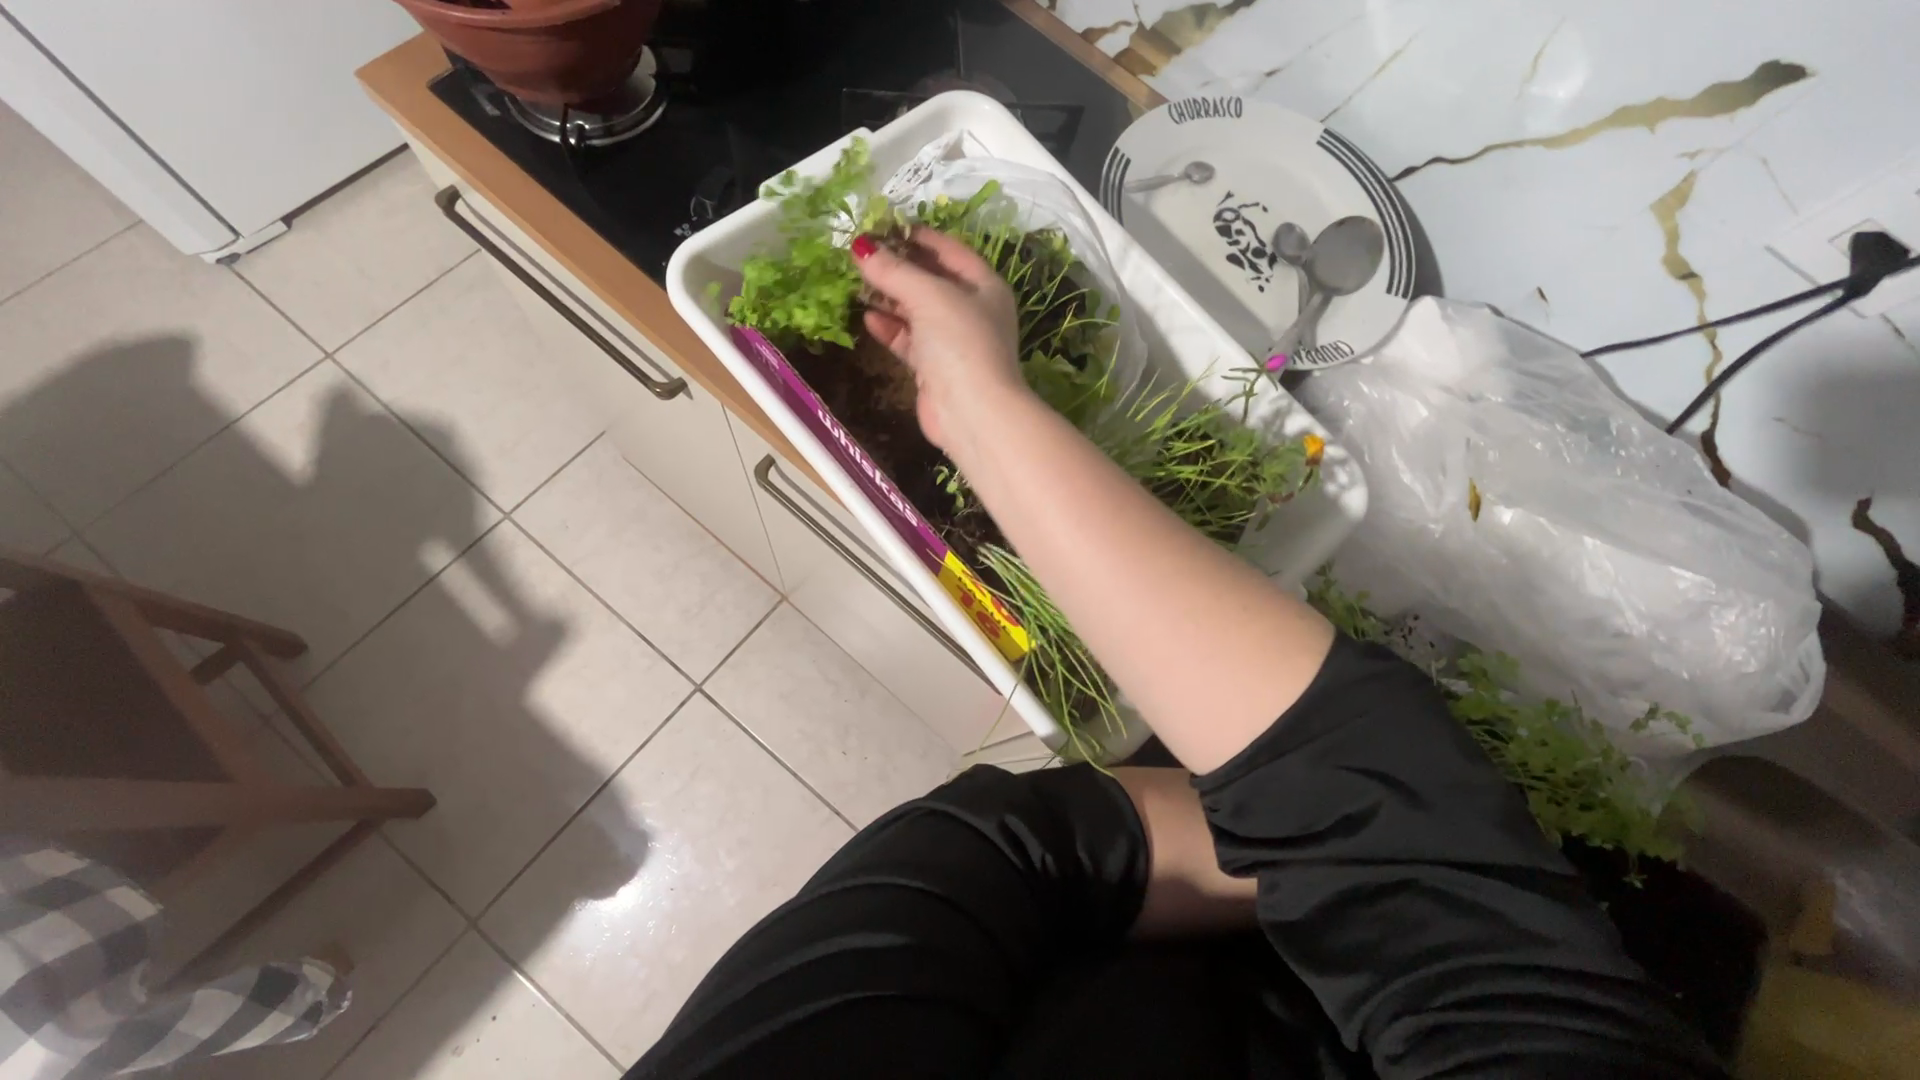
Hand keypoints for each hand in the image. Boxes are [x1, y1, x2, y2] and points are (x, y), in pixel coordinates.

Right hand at [853, 228, 1030, 451]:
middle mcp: (972, 311)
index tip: (883, 226)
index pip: (949, 250)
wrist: (973, 413)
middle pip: (931, 280)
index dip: (918, 237)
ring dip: (890, 297)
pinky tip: (868, 317)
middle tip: (863, 254)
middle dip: (898, 267)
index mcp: (984, 286)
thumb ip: (894, 271)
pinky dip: (890, 327)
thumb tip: (860, 248)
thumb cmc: (961, 344)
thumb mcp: (929, 296)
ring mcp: (953, 342)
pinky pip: (909, 340)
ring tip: (858, 281)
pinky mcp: (934, 369)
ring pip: (917, 311)